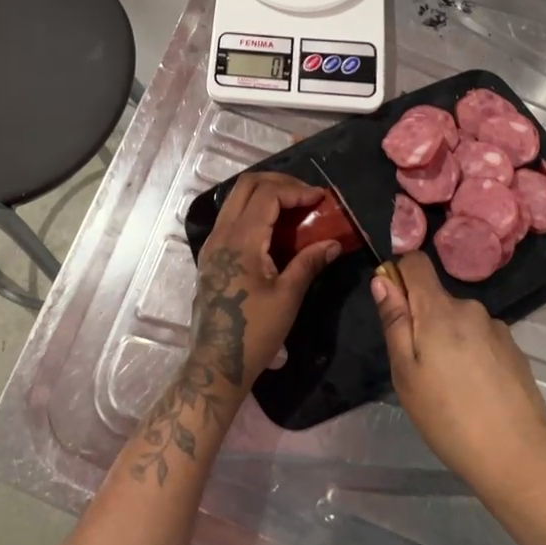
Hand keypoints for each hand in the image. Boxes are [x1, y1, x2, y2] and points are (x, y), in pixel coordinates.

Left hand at [190, 171, 341, 391]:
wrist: (216, 362)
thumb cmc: (255, 331)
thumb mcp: (288, 296)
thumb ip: (309, 262)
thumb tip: (334, 243)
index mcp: (240, 239)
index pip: (267, 194)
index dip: (295, 190)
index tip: (320, 198)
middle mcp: (221, 233)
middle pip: (246, 186)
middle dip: (279, 183)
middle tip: (306, 195)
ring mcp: (213, 242)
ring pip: (236, 199)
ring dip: (265, 194)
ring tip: (294, 206)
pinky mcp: (211, 254)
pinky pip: (232, 216)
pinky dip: (254, 209)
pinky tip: (275, 226)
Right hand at [372, 253, 545, 485]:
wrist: (520, 459)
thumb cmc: (449, 417)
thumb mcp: (406, 374)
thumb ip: (394, 322)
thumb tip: (383, 280)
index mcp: (439, 309)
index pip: (416, 262)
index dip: (400, 276)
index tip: (395, 310)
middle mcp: (470, 309)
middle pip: (437, 298)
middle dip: (424, 322)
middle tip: (421, 370)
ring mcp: (497, 329)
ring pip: (459, 322)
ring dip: (449, 342)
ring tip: (451, 388)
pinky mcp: (515, 351)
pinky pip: (481, 340)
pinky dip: (472, 356)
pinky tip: (476, 393)